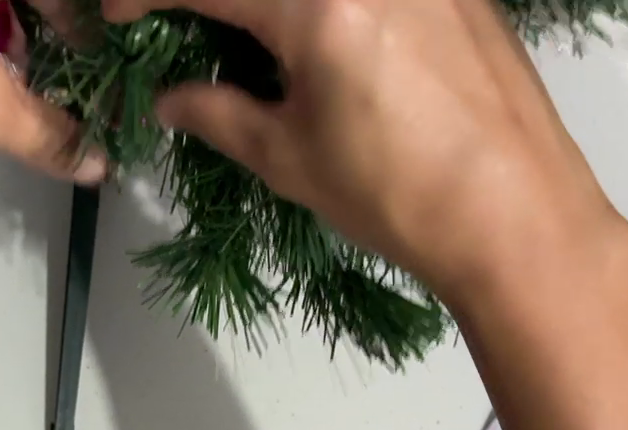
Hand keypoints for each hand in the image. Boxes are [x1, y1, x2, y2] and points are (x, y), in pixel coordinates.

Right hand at [104, 0, 627, 308]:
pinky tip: (310, 41)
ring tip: (245, 43)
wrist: (511, 211)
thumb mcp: (288, 160)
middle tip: (184, 26)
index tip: (116, 11)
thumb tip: (169, 98)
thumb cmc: (390, 196)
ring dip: (264, 8)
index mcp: (319, 5)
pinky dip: (317, 8)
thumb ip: (219, 114)